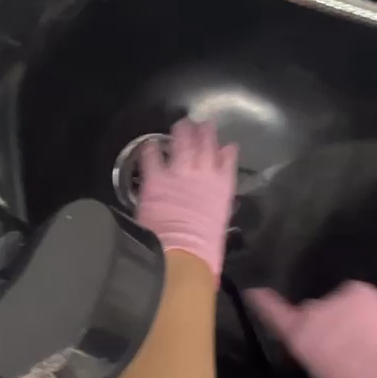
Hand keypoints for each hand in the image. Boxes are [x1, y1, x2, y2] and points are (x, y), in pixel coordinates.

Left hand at [135, 118, 237, 279]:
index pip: (227, 162)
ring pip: (182, 143)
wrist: (182, 254)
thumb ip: (214, 219)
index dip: (226, 151)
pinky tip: (149, 144)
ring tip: (180, 123)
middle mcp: (203, 175)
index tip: (226, 145)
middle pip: (205, 145)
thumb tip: (211, 226)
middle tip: (200, 123)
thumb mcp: (217, 232)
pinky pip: (152, 156)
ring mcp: (179, 174)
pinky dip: (151, 149)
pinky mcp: (156, 178)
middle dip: (203, 133)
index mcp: (222, 190)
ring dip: (181, 132)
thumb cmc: (204, 252)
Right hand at [246, 281, 376, 377]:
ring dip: (344, 314)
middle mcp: (309, 313)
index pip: (274, 314)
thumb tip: (321, 350)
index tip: (253, 291)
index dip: (263, 302)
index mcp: (298, 337)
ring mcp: (333, 298)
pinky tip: (375, 322)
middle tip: (341, 340)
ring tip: (365, 335)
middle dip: (322, 322)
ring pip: (336, 303)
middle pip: (311, 311)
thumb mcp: (321, 373)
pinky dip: (362, 305)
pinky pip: (355, 295)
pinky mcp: (356, 289)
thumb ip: (313, 354)